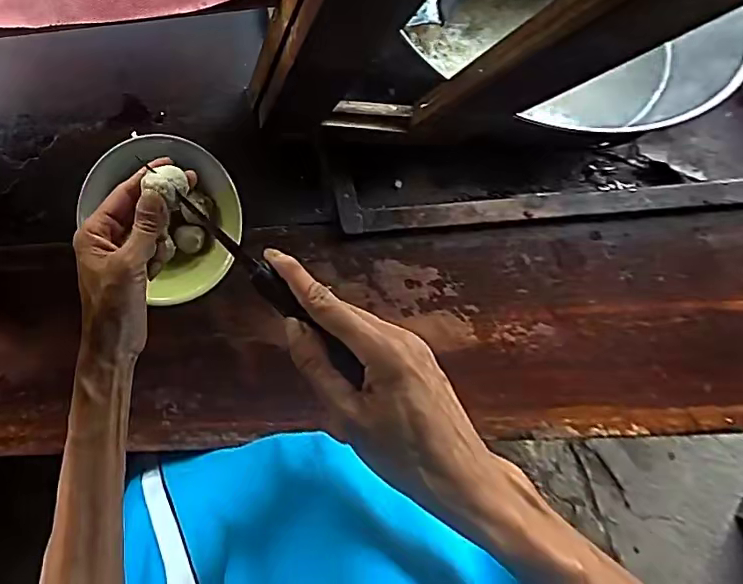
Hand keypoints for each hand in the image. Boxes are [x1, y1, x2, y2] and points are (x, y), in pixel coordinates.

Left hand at [73, 158, 192, 365]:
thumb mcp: (129, 264)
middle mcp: (104, 236)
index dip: (145, 178)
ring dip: (158, 235)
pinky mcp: (134, 264)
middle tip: (186, 185)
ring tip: (157, 254)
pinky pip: (151, 244)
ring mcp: (120, 250)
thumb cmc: (113, 307)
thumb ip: (145, 227)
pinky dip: (158, 251)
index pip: (122, 195)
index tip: (168, 165)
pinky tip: (156, 268)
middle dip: (159, 202)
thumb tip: (155, 192)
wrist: (114, 348)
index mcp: (94, 231)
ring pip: (147, 225)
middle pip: (137, 207)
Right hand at [265, 249, 503, 519]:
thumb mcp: (349, 418)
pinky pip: (373, 337)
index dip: (295, 277)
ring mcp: (413, 345)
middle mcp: (400, 337)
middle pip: (342, 312)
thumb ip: (316, 367)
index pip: (327, 303)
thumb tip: (294, 327)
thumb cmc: (408, 459)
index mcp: (382, 349)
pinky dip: (352, 346)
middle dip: (313, 316)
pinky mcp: (418, 356)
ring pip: (357, 325)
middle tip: (292, 339)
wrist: (469, 485)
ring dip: (333, 336)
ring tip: (327, 376)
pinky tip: (351, 378)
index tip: (273, 256)